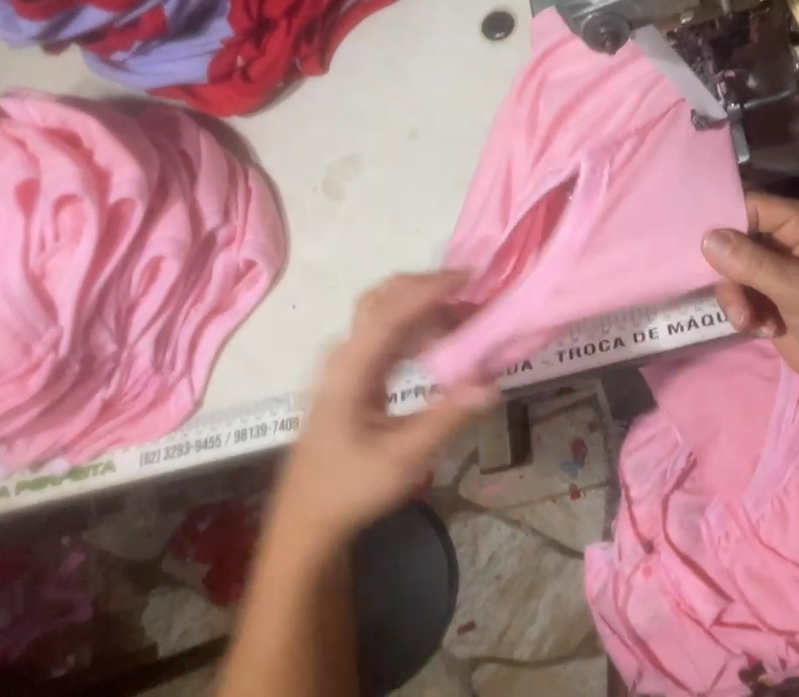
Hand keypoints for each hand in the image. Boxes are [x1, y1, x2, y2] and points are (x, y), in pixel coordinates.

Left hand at [269, 272, 498, 547]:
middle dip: (427, 287)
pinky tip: (447, 342)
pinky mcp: (357, 376)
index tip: (469, 278)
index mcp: (349, 372)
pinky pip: (390, 334)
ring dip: (426, 306)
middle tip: (471, 292)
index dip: (429, 290)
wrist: (307, 520)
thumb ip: (446, 418)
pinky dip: (420, 325)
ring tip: (468, 318)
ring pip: (387, 314)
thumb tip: (490, 382)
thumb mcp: (402, 460)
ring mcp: (348, 365)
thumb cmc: (350, 489)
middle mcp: (344, 358)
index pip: (390, 313)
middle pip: (382, 300)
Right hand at [702, 193, 798, 402]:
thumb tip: (707, 238)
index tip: (699, 246)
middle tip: (737, 300)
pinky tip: (763, 329)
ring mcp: (772, 266)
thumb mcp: (797, 289)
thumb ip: (753, 263)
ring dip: (736, 299)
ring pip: (729, 270)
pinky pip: (735, 293)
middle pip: (732, 238)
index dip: (723, 221)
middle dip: (728, 273)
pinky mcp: (764, 293)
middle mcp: (784, 237)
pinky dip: (742, 312)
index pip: (749, 205)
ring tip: (751, 321)